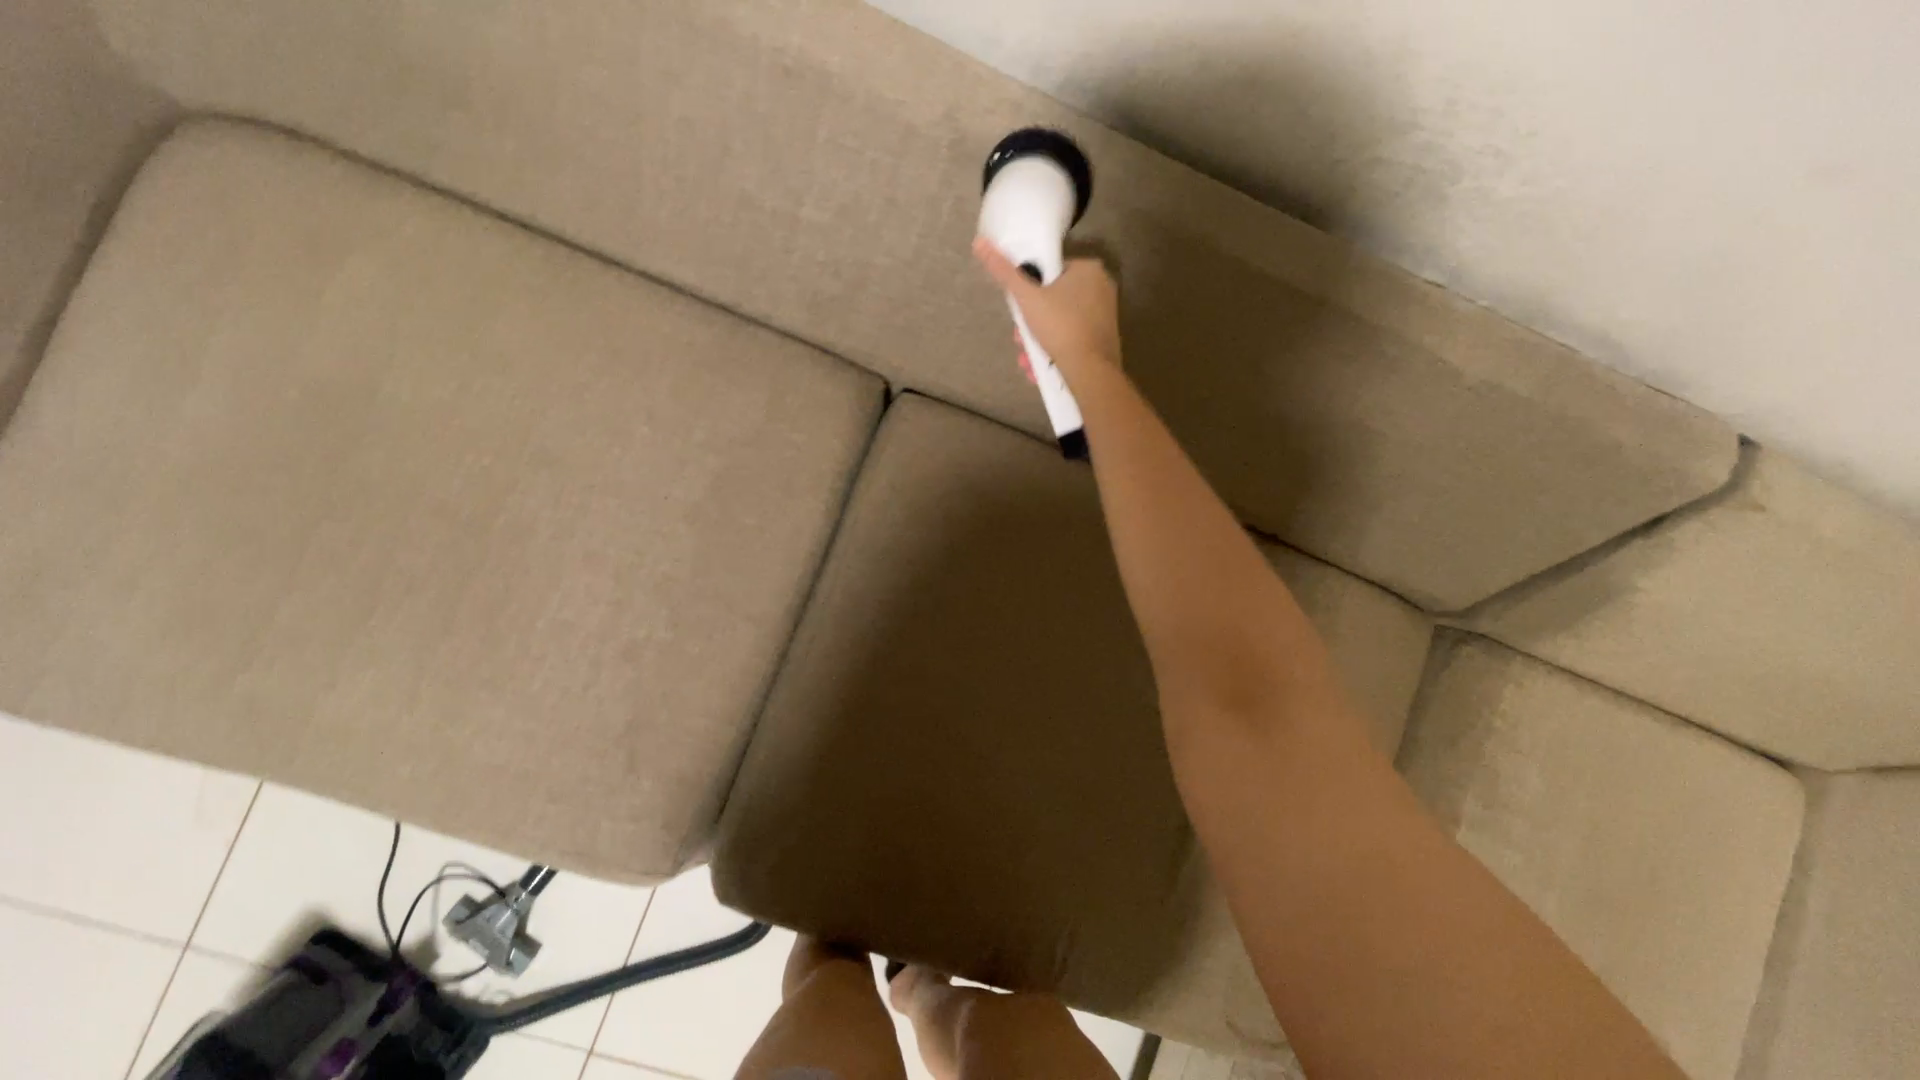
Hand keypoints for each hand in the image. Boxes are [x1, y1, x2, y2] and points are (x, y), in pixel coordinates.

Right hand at [973, 238, 1122, 376]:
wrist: (1090, 371)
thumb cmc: (1059, 327)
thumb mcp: (1026, 298)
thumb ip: (1004, 272)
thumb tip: (979, 242)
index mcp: (1088, 269)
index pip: (1050, 271)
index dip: (1029, 289)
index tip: (1018, 309)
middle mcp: (1102, 286)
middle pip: (1054, 299)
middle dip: (1032, 322)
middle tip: (1019, 339)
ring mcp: (1106, 314)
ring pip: (1062, 322)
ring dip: (1039, 341)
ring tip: (1027, 359)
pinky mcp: (1104, 338)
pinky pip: (1073, 338)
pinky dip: (1056, 350)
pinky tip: (1039, 367)